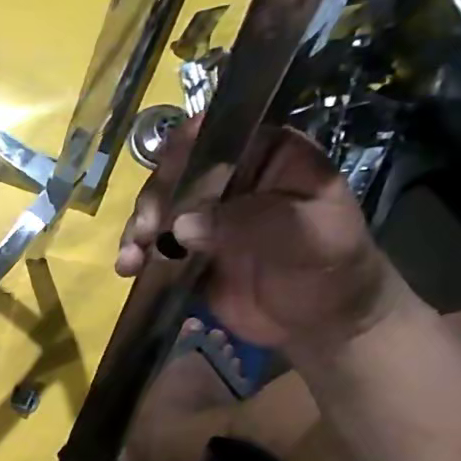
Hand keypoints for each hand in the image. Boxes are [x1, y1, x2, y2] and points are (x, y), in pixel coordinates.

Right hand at [115, 117, 412, 352]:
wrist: (323, 327)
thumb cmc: (332, 271)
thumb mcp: (310, 238)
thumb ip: (251, 223)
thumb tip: (180, 226)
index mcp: (269, 158)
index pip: (223, 133)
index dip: (188, 146)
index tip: (166, 172)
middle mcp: (230, 180)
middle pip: (177, 172)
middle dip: (153, 199)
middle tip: (146, 229)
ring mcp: (203, 216)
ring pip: (156, 208)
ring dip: (136, 229)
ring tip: (133, 257)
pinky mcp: (184, 251)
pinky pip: (150, 244)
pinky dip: (134, 253)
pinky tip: (128, 268)